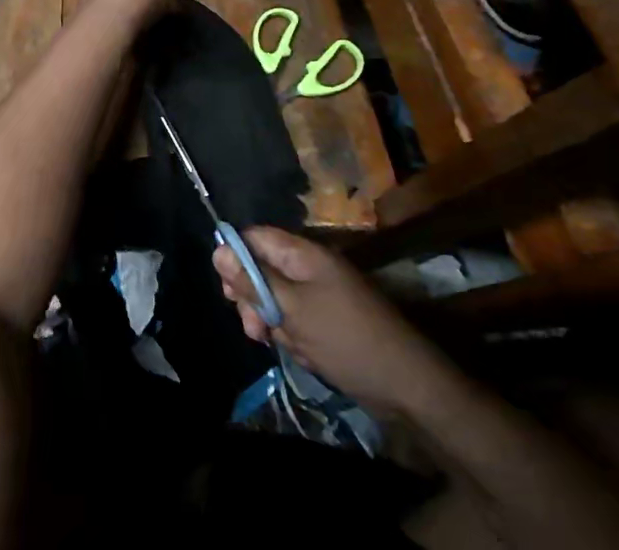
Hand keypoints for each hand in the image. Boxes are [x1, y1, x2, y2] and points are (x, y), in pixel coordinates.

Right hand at [214, 227, 455, 415]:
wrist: (401, 380)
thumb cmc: (343, 337)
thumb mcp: (292, 309)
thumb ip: (255, 280)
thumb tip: (218, 248)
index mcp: (304, 253)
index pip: (256, 238)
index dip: (236, 258)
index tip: (229, 292)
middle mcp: (309, 267)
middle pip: (262, 270)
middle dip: (253, 300)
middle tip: (256, 328)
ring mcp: (318, 293)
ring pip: (275, 300)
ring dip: (272, 322)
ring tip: (286, 344)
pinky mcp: (324, 318)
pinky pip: (293, 319)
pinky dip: (291, 336)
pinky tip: (303, 352)